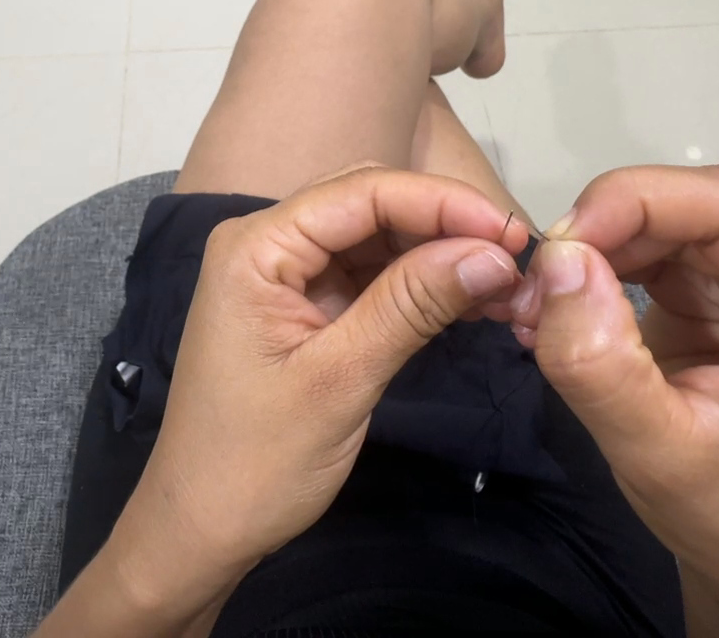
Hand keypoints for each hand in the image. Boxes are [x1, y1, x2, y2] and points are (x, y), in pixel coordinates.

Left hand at [100, 164, 530, 620]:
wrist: (201, 526)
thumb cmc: (257, 461)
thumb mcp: (340, 380)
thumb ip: (412, 306)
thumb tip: (493, 253)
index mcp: (256, 245)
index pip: (361, 192)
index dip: (442, 203)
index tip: (514, 232)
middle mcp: (268, 241)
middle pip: (369, 204)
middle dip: (444, 224)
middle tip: (516, 258)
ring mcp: (286, 272)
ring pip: (376, 237)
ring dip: (438, 254)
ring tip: (505, 284)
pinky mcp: (305, 302)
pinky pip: (370, 274)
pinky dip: (419, 284)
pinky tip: (469, 300)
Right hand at [510, 166, 718, 634]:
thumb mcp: (654, 456)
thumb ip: (600, 362)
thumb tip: (558, 258)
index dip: (635, 202)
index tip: (557, 244)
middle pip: (705, 208)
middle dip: (607, 234)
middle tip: (538, 287)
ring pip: (680, 219)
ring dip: (602, 248)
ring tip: (547, 302)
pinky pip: (672, 241)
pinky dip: (613, 260)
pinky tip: (577, 298)